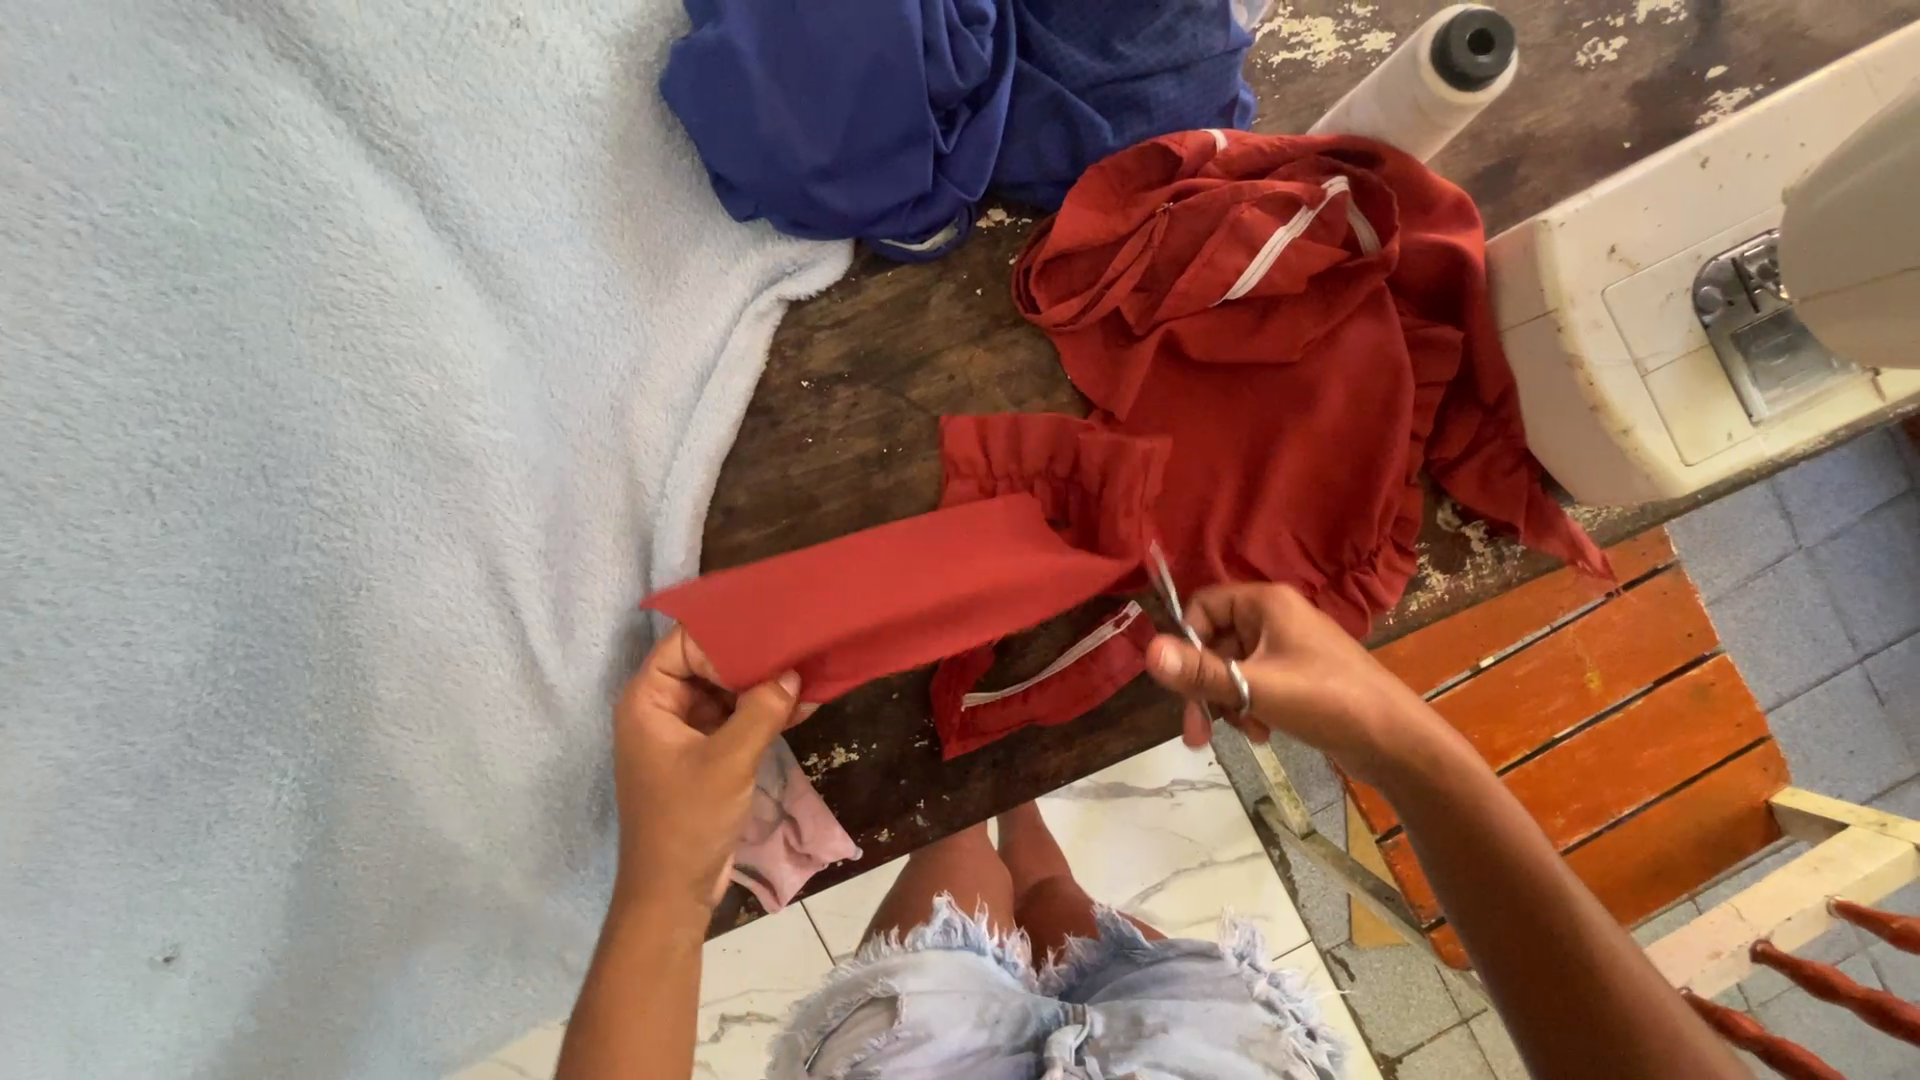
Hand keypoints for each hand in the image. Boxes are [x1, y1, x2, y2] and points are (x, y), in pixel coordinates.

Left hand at [611, 625, 805, 909]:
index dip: (725, 639)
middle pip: (708, 664)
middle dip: (752, 661)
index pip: (684, 643)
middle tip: (797, 649)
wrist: (674, 893)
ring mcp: (683, 733)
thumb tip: (793, 674)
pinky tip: (803, 706)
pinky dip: (763, 714)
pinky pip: (735, 720)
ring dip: (763, 688)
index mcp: (647, 701)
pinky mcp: (705, 754)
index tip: (770, 643)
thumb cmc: (687, 821)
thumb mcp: (729, 761)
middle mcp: (661, 709)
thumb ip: (761, 711)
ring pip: (726, 692)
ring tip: (808, 674)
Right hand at [1145, 583, 1449, 786]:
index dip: (1186, 642)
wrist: (1398, 743)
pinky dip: (1250, 707)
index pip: (1202, 607)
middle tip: (1198, 732)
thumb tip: (1147, 652)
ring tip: (1243, 733)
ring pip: (1232, 667)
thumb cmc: (1329, 703)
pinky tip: (1263, 733)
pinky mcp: (1298, 675)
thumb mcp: (1257, 688)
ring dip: (1228, 702)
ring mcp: (1288, 646)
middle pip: (1214, 642)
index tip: (1183, 682)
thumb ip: (1200, 672)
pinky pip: (1254, 683)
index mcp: (1265, 603)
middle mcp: (1274, 617)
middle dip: (1205, 686)